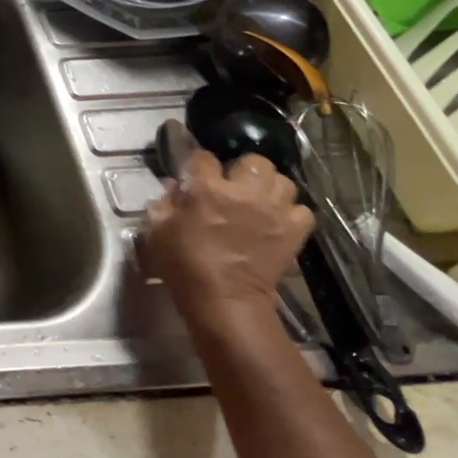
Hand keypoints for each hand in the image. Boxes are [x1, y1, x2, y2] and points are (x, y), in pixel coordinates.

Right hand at [141, 143, 313, 330]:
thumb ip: (164, 203)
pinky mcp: (295, 230)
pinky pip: (300, 209)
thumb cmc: (183, 264)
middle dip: (241, 169)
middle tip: (232, 186)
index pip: (203, 157)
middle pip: (254, 161)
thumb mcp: (157, 231)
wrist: (224, 299)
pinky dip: (290, 212)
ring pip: (283, 181)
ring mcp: (275, 211)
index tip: (194, 175)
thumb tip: (175, 186)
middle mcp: (245, 193)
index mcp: (207, 190)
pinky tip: (276, 221)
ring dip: (269, 188)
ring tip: (258, 201)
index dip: (197, 165)